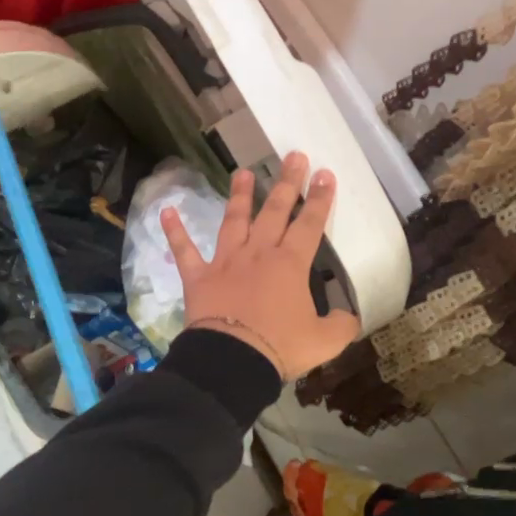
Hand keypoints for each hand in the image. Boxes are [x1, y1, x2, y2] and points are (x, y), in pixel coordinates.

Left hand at [162, 152, 360, 379]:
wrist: (232, 360)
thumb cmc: (280, 347)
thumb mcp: (325, 340)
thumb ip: (341, 324)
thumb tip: (348, 316)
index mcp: (290, 265)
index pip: (310, 225)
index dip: (320, 199)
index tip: (325, 174)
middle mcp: (257, 254)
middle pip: (274, 212)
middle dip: (286, 183)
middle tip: (293, 156)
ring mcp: (224, 262)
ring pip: (233, 221)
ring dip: (239, 196)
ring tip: (243, 172)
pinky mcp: (197, 276)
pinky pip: (183, 250)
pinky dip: (174, 230)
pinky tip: (167, 210)